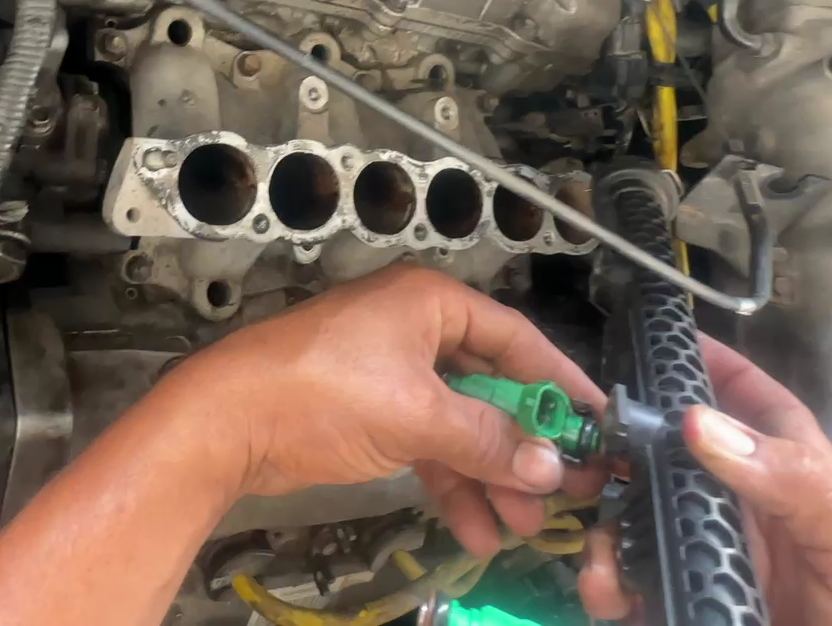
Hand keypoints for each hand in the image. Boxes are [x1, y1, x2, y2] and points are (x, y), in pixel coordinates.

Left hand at [154, 264, 606, 559]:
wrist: (231, 416)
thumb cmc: (326, 392)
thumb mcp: (416, 414)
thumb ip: (488, 439)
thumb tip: (551, 465)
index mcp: (429, 302)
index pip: (515, 337)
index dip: (560, 381)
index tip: (600, 424)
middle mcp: (413, 326)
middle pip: (488, 384)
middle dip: (522, 441)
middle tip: (564, 493)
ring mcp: (389, 368)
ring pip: (457, 419)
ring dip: (489, 471)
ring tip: (521, 526)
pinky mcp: (369, 406)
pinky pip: (425, 439)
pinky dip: (448, 478)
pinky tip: (473, 529)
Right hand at [577, 338, 831, 625]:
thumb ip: (799, 486)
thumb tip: (697, 419)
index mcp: (803, 490)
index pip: (761, 412)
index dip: (719, 368)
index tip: (666, 335)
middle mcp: (755, 522)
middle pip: (675, 463)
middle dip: (626, 450)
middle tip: (586, 448)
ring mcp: (723, 570)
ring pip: (644, 525)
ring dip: (609, 525)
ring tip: (599, 550)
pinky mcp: (694, 611)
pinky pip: (637, 591)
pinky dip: (607, 585)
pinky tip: (604, 590)